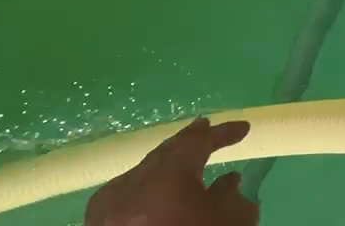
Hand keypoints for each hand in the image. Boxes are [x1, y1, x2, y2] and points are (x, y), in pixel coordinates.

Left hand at [86, 118, 258, 225]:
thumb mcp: (234, 219)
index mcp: (164, 179)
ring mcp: (100, 220)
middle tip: (206, 135)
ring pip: (133, 180)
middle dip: (185, 146)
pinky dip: (141, 194)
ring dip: (160, 170)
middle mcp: (126, 192)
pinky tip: (154, 203)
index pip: (195, 142)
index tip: (244, 129)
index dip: (221, 133)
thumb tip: (224, 185)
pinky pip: (119, 204)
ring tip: (181, 169)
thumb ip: (231, 194)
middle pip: (158, 157)